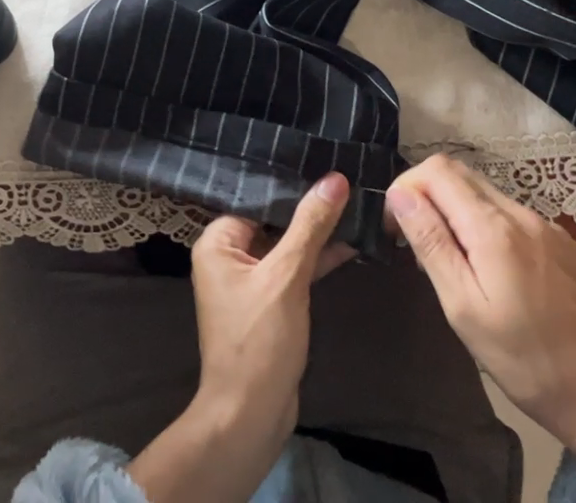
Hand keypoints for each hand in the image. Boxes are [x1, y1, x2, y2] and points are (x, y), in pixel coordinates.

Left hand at [127, 172, 353, 501]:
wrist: (250, 412)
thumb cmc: (259, 339)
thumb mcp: (287, 277)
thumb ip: (310, 226)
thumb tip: (334, 179)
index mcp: (217, 243)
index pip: (255, 199)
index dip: (290, 184)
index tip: (326, 164)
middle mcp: (227, 257)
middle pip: (271, 220)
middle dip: (308, 208)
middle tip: (348, 181)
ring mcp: (248, 282)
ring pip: (285, 246)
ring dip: (317, 234)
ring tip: (358, 207)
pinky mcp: (268, 304)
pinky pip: (292, 270)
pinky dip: (316, 260)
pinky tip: (350, 245)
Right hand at [387, 155, 575, 499]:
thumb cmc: (527, 362)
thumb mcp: (464, 308)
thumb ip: (432, 244)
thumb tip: (400, 194)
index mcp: (494, 228)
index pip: (436, 169)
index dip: (406, 188)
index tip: (397, 231)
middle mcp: (523, 215)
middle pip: (460, 174)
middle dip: (427, 197)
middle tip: (416, 246)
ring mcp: (548, 229)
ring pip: (485, 195)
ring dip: (455, 214)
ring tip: (451, 266)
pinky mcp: (564, 246)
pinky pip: (511, 217)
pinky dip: (485, 228)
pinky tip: (489, 273)